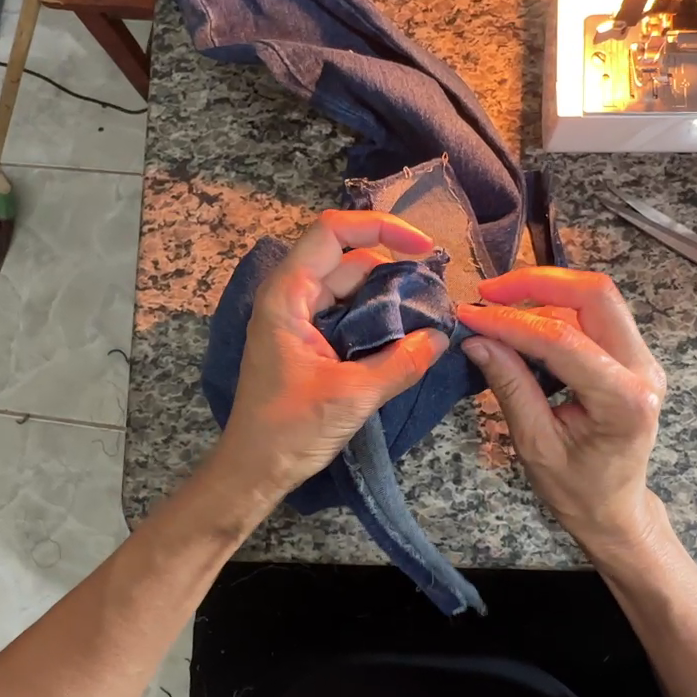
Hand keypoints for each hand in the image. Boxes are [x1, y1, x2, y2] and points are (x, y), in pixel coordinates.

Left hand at [214, 211, 450, 497]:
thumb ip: (400, 363)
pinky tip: (405, 329)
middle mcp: (290, 297)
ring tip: (427, 305)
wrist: (255, 469)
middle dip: (391, 262)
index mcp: (287, 296)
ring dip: (386, 290)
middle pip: (345, 256)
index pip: (331, 232)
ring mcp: (298, 318)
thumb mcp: (352, 395)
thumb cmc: (290, 429)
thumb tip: (441, 338)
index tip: (422, 247)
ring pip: (348, 284)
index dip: (380, 228)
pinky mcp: (307, 340)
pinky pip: (346, 311)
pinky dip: (375, 313)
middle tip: (434, 283)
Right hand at [457, 267, 669, 549]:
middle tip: (490, 291)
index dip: (510, 321)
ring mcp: (643, 358)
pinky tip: (522, 323)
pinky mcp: (632, 355)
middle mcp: (643, 369)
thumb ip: (510, 386)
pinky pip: (594, 314)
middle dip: (537, 282)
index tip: (470, 314)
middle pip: (595, 295)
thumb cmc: (576, 489)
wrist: (616, 510)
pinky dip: (554, 308)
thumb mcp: (534, 444)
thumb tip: (476, 340)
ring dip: (544, 293)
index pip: (562, 340)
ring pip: (595, 298)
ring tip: (498, 307)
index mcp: (624, 401)